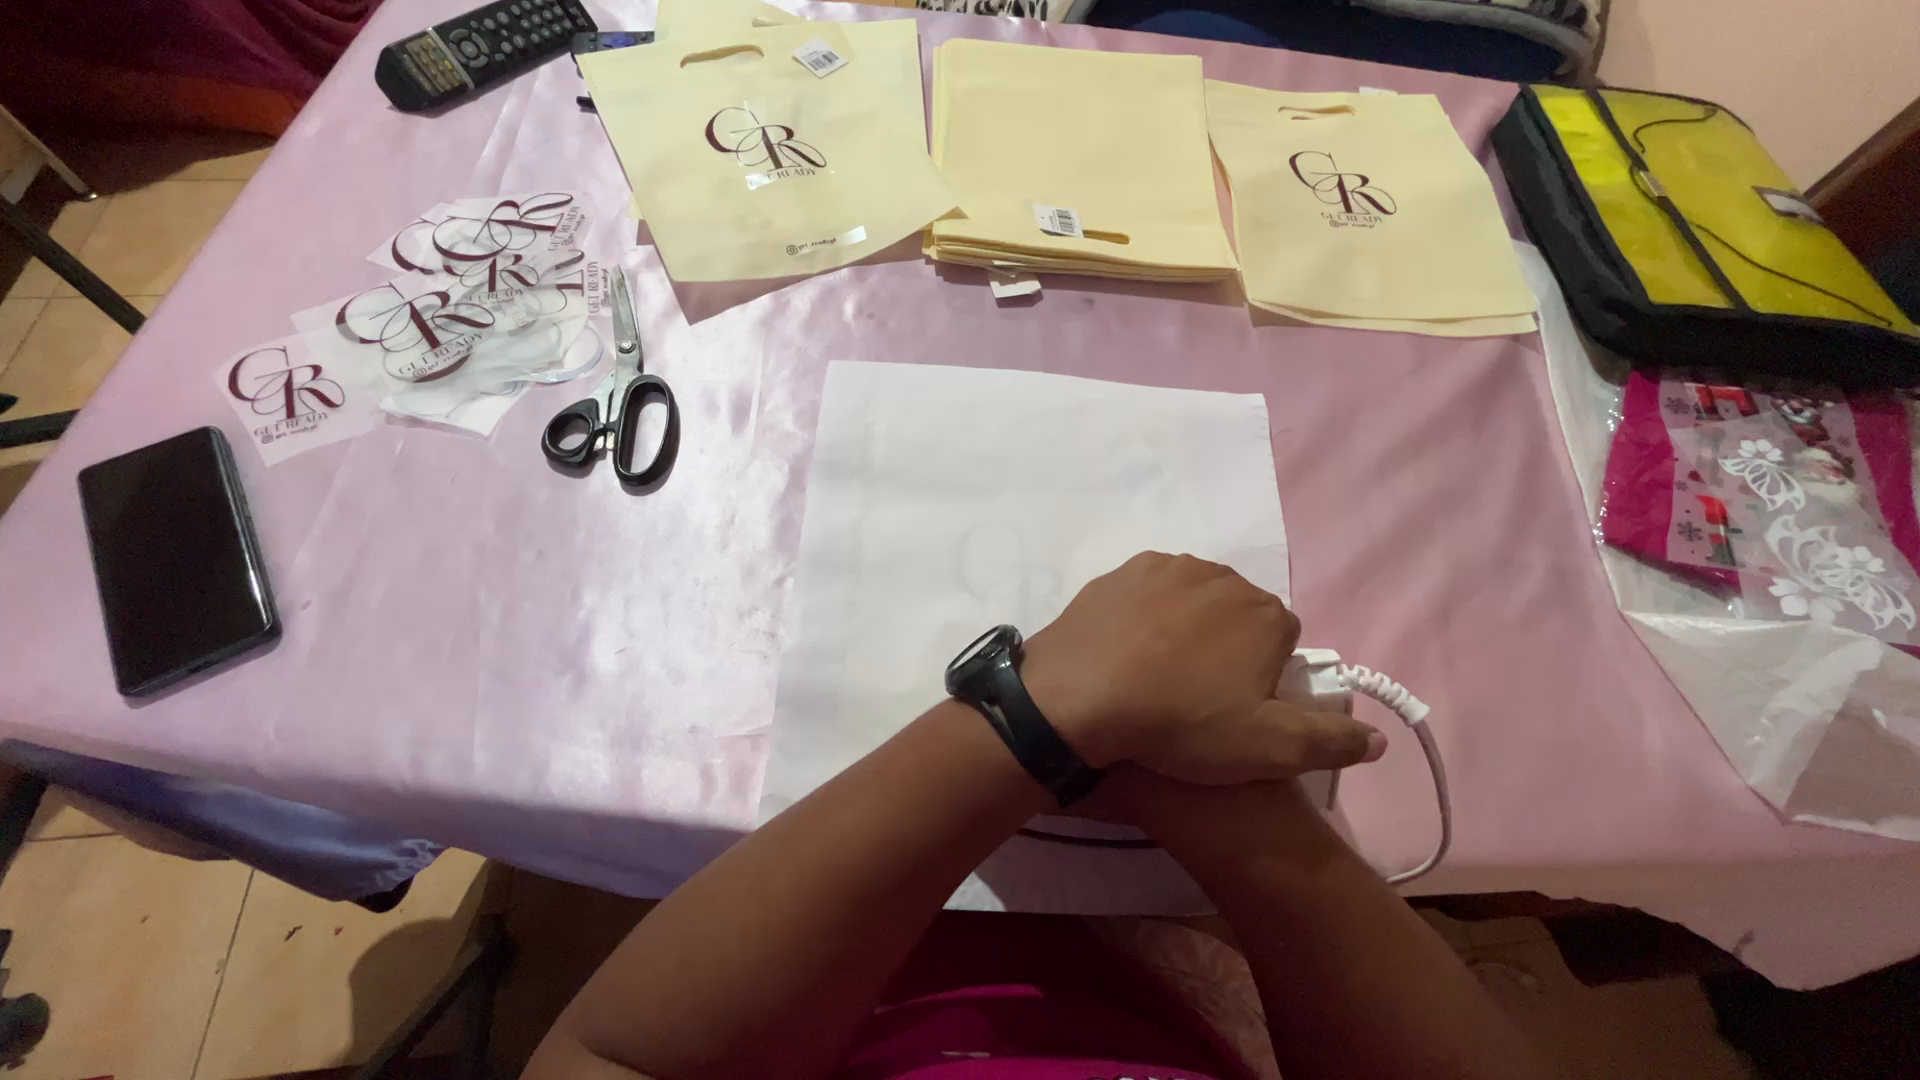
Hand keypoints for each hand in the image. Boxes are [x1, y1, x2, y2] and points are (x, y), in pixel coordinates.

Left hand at [1020, 552, 1383, 783]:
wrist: (1079, 695)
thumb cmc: (1179, 723)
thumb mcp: (1266, 749)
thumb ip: (1330, 740)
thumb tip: (1377, 737)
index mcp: (1265, 614)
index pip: (1282, 640)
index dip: (1262, 675)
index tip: (1234, 705)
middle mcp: (1222, 577)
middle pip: (1238, 615)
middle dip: (1227, 646)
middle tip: (1195, 692)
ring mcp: (1167, 567)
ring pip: (1194, 599)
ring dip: (1187, 626)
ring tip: (1158, 670)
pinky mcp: (1122, 570)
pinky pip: (1150, 591)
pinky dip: (1147, 612)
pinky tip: (1129, 645)